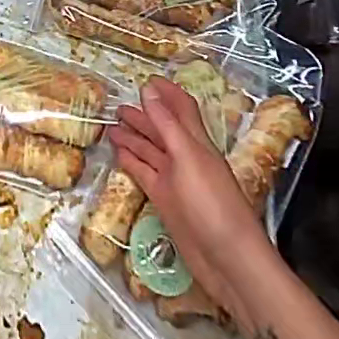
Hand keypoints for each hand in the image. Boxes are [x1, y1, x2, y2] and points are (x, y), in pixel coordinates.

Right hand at [108, 78, 268, 311]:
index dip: (166, 92)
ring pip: (151, 151)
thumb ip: (167, 124)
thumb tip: (148, 89)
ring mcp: (175, 180)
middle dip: (143, 115)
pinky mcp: (166, 201)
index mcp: (196, 141)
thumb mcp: (187, 157)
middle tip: (118, 106)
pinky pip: (145, 174)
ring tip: (111, 127)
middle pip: (162, 128)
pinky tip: (118, 154)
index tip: (145, 79)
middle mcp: (185, 156)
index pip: (181, 108)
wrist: (227, 259)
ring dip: (134, 137)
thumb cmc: (212, 203)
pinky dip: (132, 162)